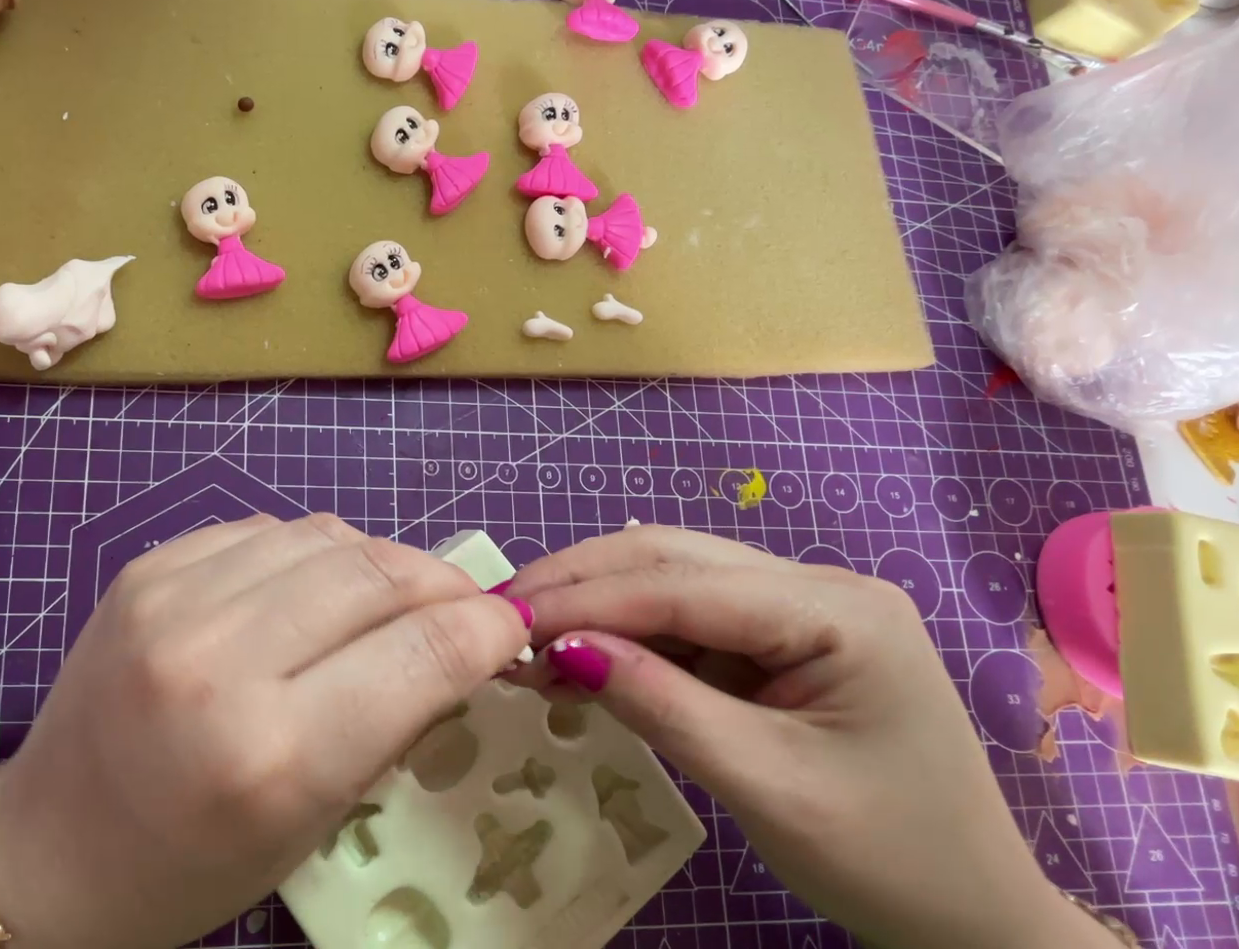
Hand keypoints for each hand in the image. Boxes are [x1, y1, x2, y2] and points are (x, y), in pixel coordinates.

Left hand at [0, 514, 532, 948]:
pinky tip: (310, 586)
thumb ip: (390, 722)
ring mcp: (170, 600)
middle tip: (464, 603)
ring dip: (376, 559)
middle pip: (372, 573)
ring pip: (321, 534)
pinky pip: (260, 530)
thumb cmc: (190, 866)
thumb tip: (455, 641)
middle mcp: (217, 659)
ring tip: (390, 595)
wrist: (50, 848)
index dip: (483, 628)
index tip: (507, 626)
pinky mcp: (143, 568)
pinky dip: (306, 552)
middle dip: (440, 581)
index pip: (418, 652)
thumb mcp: (311, 823)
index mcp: (270, 752)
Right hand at [505, 526, 1121, 948]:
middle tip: (501, 614)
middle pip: (669, 558)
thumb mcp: (765, 785)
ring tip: (527, 640)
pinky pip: (680, 620)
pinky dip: (621, 635)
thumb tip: (560, 647)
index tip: (506, 622)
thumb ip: (660, 704)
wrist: (971, 918)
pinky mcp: (771, 637)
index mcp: (838, 611)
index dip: (586, 600)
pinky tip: (577, 657)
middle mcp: (815, 586)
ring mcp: (793, 607)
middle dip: (579, 584)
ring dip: (593, 605)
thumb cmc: (886, 859)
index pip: (683, 586)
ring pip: (665, 579)